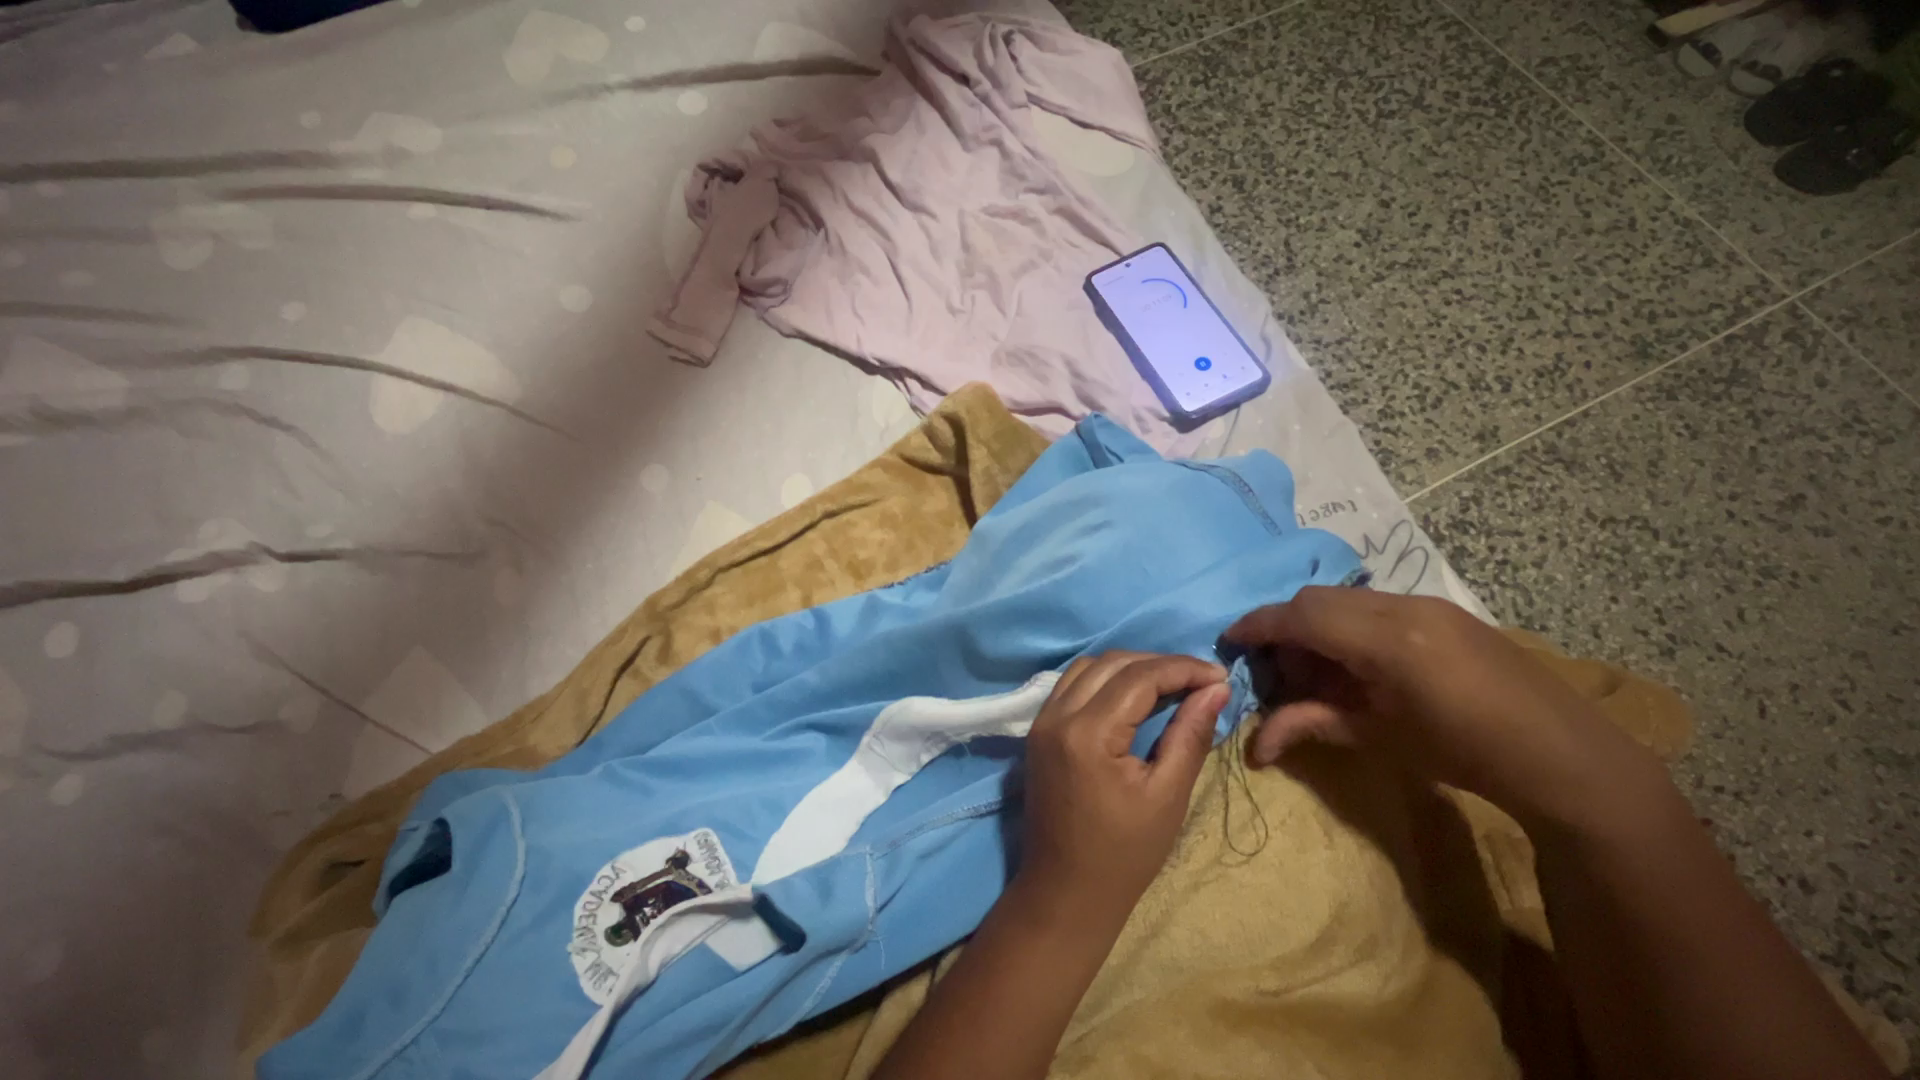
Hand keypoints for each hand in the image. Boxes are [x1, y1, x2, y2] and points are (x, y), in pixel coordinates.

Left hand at [1018, 652, 1230, 924]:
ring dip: (1130, 667)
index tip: (1220, 676)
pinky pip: (1072, 685)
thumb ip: (1190, 735)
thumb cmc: (1124, 854)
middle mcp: (1057, 717)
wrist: (1065, 891)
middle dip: (1160, 663)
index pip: (1139, 677)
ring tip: (1171, 685)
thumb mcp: (1168, 795)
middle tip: (1201, 681)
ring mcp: (1042, 722)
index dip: (1183, 669)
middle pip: (1112, 663)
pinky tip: (1134, 696)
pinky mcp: (1038, 732)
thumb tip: (1216, 688)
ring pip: (1088, 667)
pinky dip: (1105, 680)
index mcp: (1088, 734)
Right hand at [1225, 588, 1664, 830]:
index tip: (1229, 642)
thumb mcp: (1379, 738)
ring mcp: (1428, 604)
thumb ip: (1311, 726)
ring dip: (1319, 626)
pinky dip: (1350, 626)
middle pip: (1318, 599)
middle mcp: (1403, 606)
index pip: (1299, 615)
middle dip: (1286, 628)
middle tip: (1279, 673)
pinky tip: (1361, 667)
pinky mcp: (1445, 613)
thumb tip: (1254, 748)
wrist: (1562, 756)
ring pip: (1347, 598)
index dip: (1257, 625)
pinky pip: (1377, 605)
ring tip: (1321, 674)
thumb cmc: (1464, 753)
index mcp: (1384, 639)